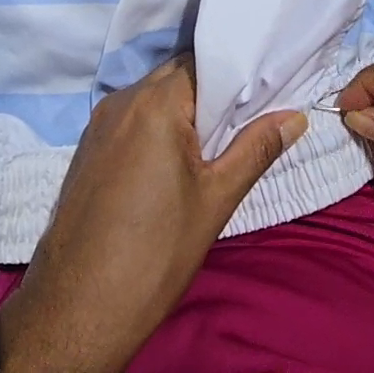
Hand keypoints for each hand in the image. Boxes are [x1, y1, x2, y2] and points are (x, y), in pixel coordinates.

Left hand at [0, 54, 305, 372]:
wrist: (77, 311)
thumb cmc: (154, 253)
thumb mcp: (216, 199)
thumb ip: (256, 149)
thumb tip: (296, 117)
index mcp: (154, 103)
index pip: (203, 63)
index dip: (236, 75)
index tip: (265, 93)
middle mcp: (121, 101)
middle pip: (177, 76)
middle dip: (212, 94)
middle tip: (247, 121)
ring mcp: (99, 124)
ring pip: (153, 98)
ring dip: (184, 111)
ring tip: (216, 144)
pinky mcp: (87, 148)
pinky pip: (132, 119)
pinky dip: (158, 127)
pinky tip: (177, 161)